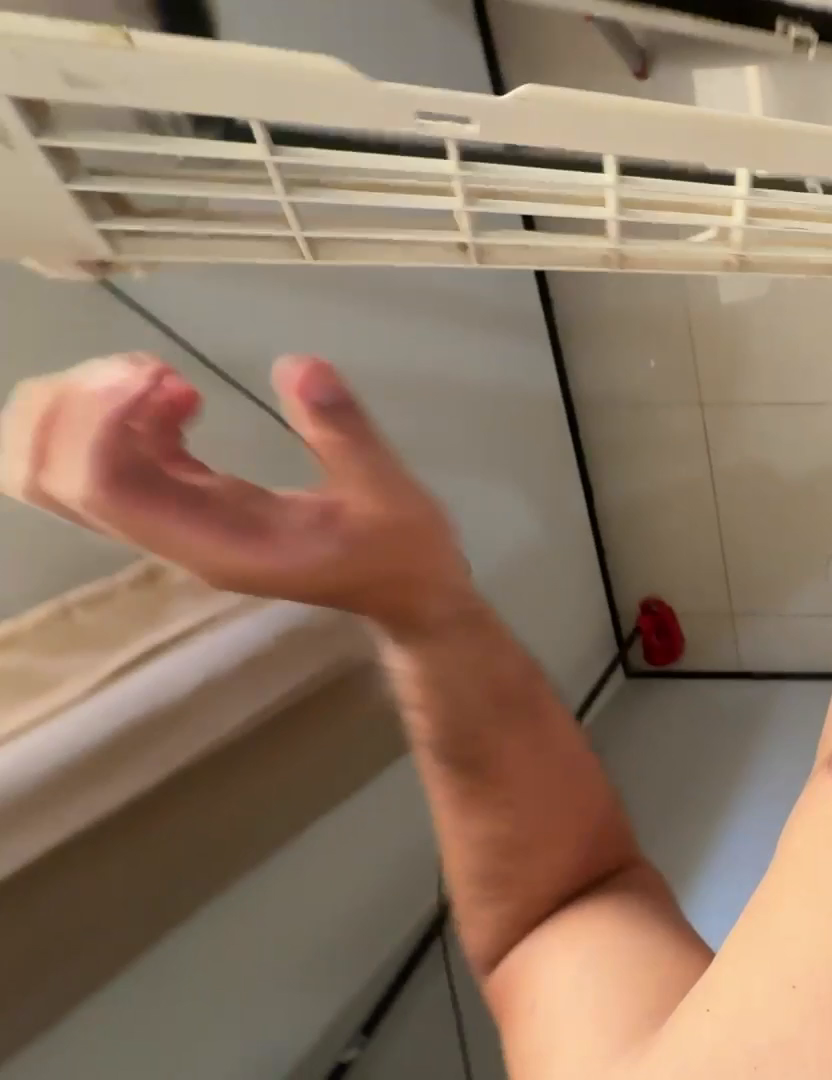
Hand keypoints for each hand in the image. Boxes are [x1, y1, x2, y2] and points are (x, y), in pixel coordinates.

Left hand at [16, 353, 474, 635]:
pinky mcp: (190, 511)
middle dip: (68, 408)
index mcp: (219, 544)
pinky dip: (120, 419)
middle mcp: (178, 539)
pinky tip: (180, 395)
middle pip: (46, 478)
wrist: (413, 595)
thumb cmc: (405, 552)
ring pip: (61, 471)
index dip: (100, 420)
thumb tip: (301, 364)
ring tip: (156, 374)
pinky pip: (111, 465)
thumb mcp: (391, 491)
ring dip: (79, 410)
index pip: (104, 487)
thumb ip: (344, 431)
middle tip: (148, 366)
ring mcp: (178, 527)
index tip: (162, 371)